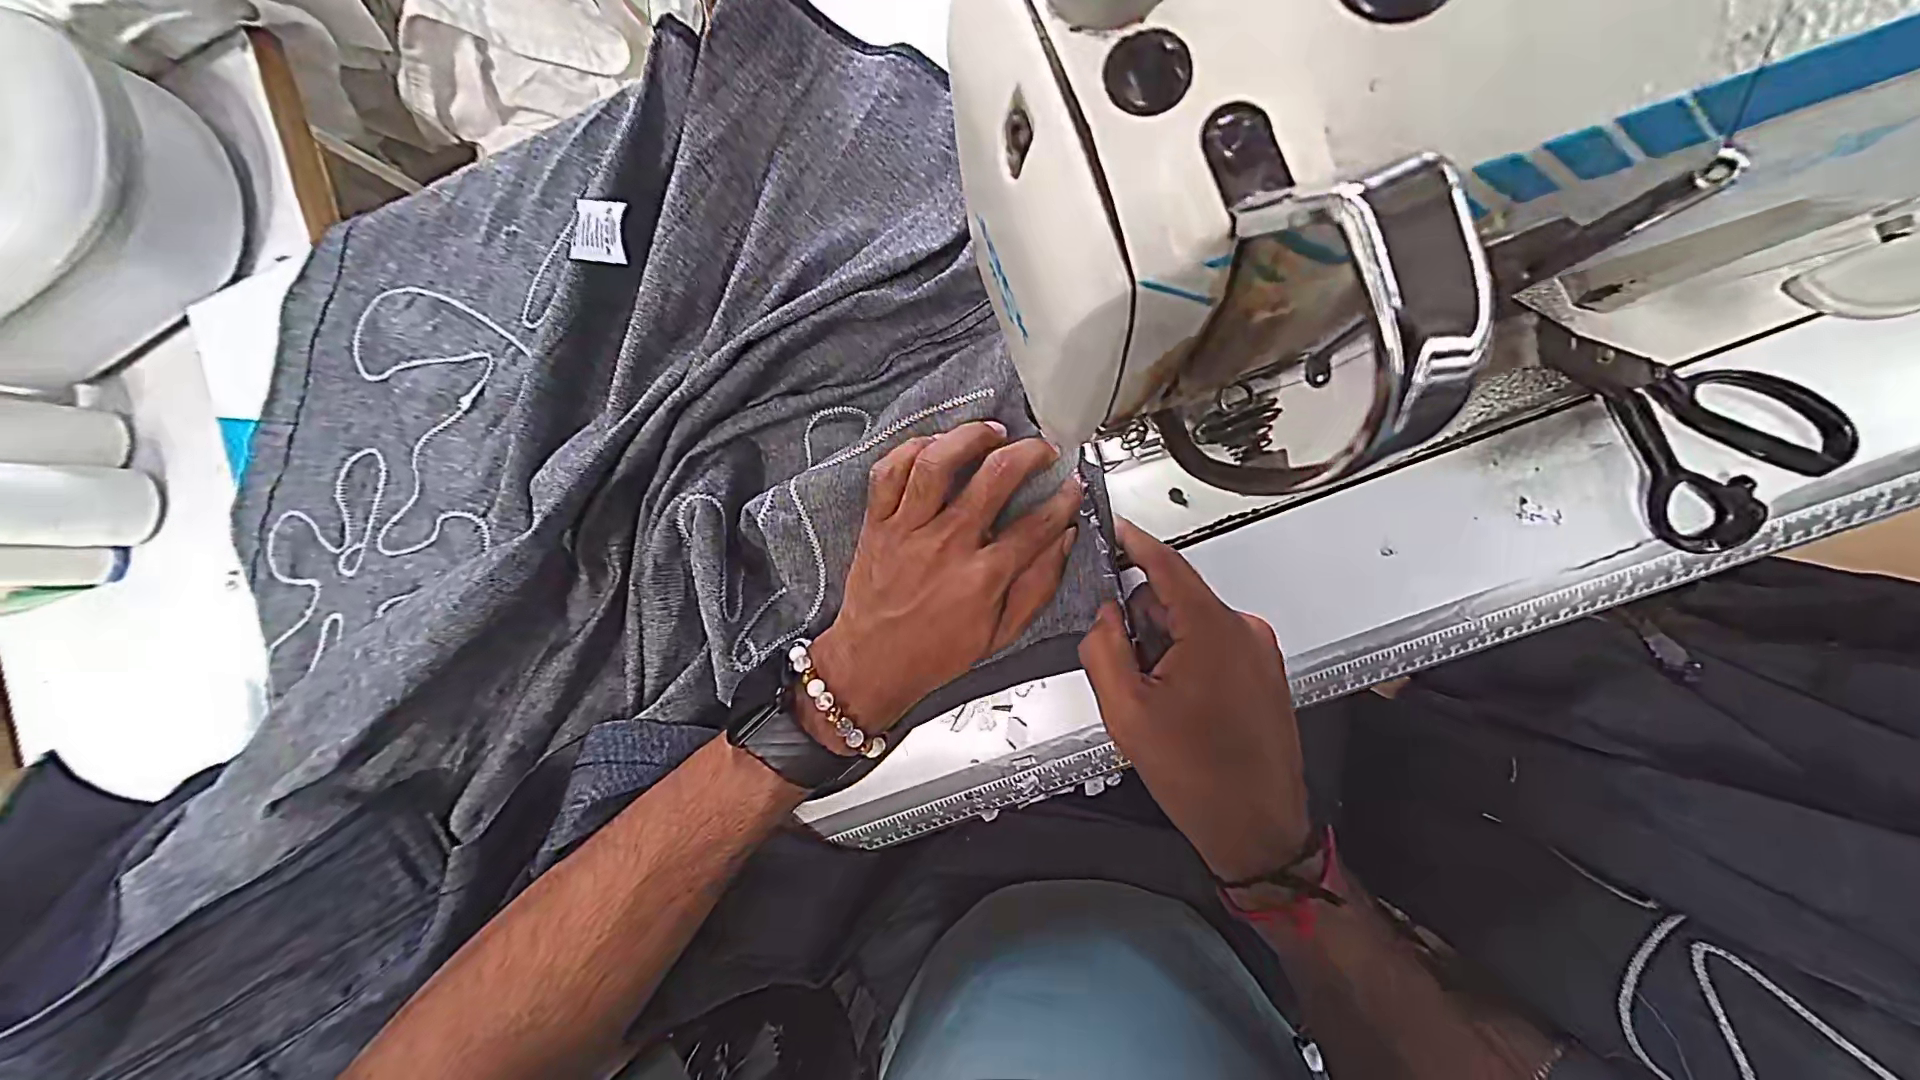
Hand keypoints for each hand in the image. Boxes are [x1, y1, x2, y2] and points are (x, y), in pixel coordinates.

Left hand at [801, 420, 1081, 747]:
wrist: (873, 661)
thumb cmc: (933, 652)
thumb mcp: (1001, 633)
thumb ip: (1038, 586)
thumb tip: (1063, 543)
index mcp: (982, 578)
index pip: (1036, 524)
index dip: (1063, 500)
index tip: (1071, 487)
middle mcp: (946, 546)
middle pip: (994, 477)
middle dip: (1028, 453)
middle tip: (1039, 450)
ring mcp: (909, 530)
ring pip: (938, 463)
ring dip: (970, 437)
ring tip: (991, 432)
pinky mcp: (879, 524)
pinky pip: (890, 472)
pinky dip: (912, 449)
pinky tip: (935, 445)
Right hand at [1078, 519, 1309, 881]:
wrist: (1254, 825)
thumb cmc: (1202, 777)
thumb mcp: (1126, 710)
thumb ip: (1103, 649)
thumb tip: (1103, 616)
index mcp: (1213, 631)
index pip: (1166, 564)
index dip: (1134, 542)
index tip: (1115, 528)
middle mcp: (1243, 632)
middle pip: (1174, 597)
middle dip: (1142, 621)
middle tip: (1129, 667)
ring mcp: (1258, 651)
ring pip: (1192, 622)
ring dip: (1165, 645)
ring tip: (1159, 697)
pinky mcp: (1263, 670)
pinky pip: (1212, 642)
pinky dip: (1186, 658)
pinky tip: (1179, 701)